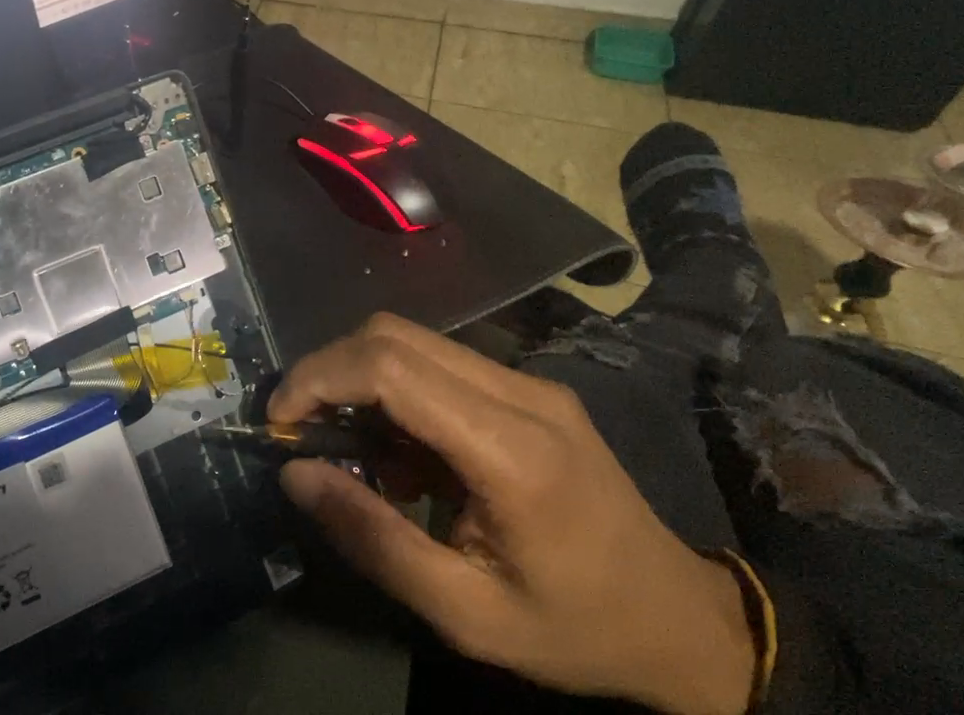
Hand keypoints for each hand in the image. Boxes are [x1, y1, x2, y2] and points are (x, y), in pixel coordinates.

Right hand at [270, 314, 754, 714]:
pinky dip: (393, 391)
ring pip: (411, 341)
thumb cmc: (574, 627)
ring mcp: (531, 385)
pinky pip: (438, 363)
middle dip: (327, 371)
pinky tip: (400, 454)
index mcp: (513, 450)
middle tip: (300, 429)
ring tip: (351, 450)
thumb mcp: (464, 611)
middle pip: (393, 336)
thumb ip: (373, 538)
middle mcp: (523, 394)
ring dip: (358, 380)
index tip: (280, 422)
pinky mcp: (529, 391)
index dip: (318, 379)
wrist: (683, 624)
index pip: (390, 368)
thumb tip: (294, 472)